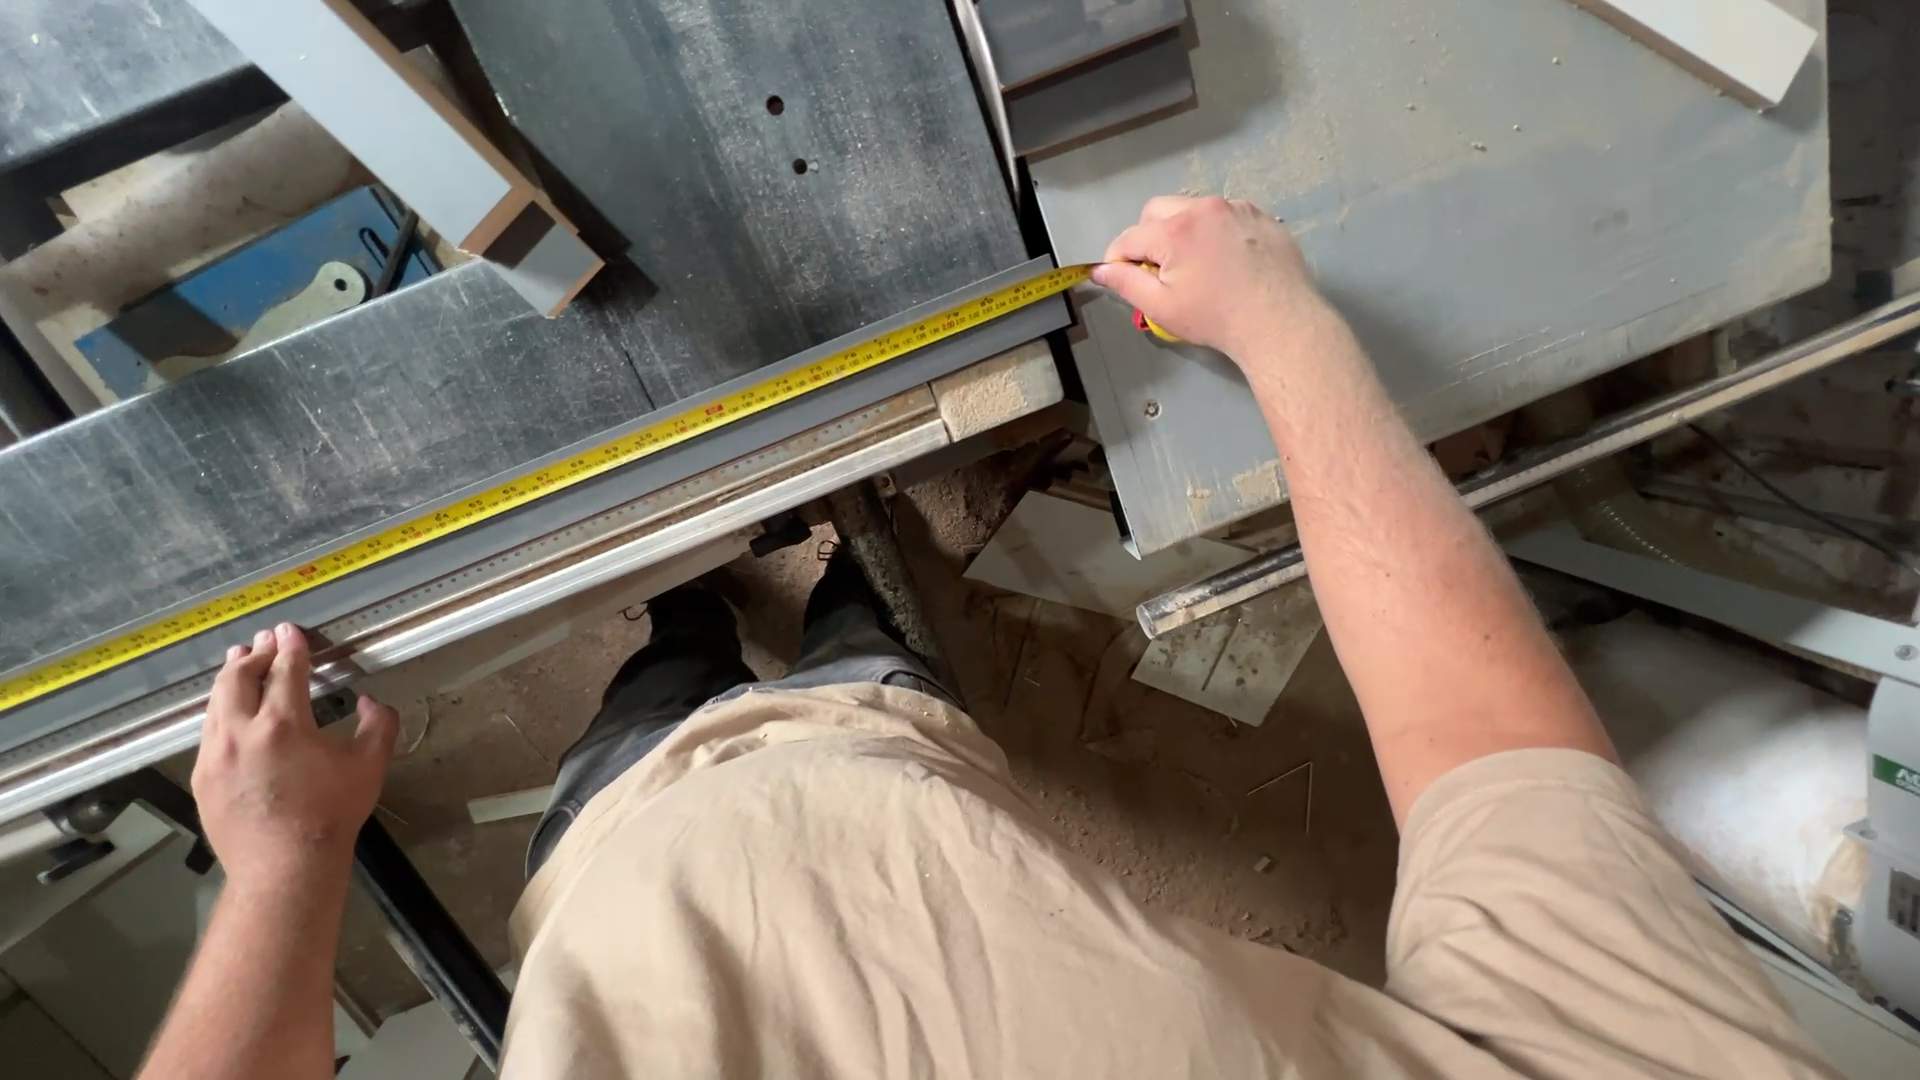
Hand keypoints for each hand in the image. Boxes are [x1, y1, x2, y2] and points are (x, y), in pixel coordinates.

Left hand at [193, 623, 398, 888]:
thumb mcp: (371, 762)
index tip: (290, 630)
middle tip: (265, 641)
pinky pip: (209, 730)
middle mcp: (240, 734)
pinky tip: (230, 709)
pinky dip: (221, 708)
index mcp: (284, 725)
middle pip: (236, 681)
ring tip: (239, 663)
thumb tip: (368, 702)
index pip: (285, 673)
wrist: (285, 862)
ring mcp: (214, 756)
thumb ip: (378, 723)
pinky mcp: (201, 777)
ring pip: (215, 704)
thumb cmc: (333, 809)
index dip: (290, 648)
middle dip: (252, 656)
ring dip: (230, 679)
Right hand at [1091, 195, 1331, 365]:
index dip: (1117, 259)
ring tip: (1194, 267)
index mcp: (1175, 230)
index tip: (1120, 278)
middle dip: (1147, 237)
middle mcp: (1204, 208)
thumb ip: (1125, 283)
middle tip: (1158, 271)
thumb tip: (1100, 270)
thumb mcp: (1160, 307)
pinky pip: (1224, 215)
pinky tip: (1223, 262)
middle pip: (1157, 211)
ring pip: (1192, 210)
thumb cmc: (1215, 318)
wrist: (1277, 320)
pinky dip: (1213, 232)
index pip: (1129, 237)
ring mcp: (1236, 208)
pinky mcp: (1260, 216)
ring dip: (1181, 232)